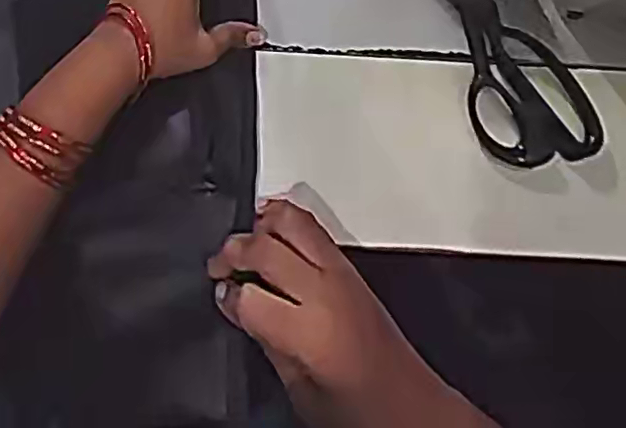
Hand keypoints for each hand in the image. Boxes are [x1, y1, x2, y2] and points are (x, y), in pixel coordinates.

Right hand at [210, 201, 487, 426]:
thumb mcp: (299, 389)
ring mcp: (339, 269)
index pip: (250, 295)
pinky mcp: (348, 261)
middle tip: (219, 264)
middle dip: (234, 250)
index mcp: (310, 332)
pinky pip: (311, 224)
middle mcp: (325, 289)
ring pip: (290, 220)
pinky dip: (285, 217)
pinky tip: (270, 223)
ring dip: (260, 224)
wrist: (406, 402)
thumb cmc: (359, 407)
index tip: (220, 294)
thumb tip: (236, 303)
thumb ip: (265, 339)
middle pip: (266, 247)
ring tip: (242, 238)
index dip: (228, 295)